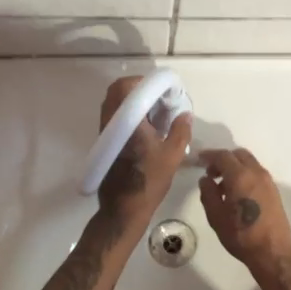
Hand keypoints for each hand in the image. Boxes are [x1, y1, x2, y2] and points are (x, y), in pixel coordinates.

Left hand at [97, 76, 193, 221]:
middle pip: (118, 92)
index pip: (126, 86)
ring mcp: (105, 132)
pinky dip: (129, 116)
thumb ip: (181, 130)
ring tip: (155, 114)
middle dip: (139, 91)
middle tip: (158, 99)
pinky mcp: (105, 143)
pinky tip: (147, 129)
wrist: (124, 207)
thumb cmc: (149, 180)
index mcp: (126, 120)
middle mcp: (111, 122)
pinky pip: (115, 119)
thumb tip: (184, 114)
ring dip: (134, 103)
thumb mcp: (173, 154)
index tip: (161, 89)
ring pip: (115, 105)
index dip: (144, 82)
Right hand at [199, 148, 290, 272]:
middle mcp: (257, 173)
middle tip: (211, 173)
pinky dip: (245, 175)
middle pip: (239, 155)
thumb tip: (206, 179)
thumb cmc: (240, 235)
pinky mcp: (274, 191)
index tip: (199, 161)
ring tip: (222, 186)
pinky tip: (237, 193)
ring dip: (235, 167)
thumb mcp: (216, 216)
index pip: (223, 156)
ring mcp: (268, 181)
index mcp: (240, 177)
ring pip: (249, 163)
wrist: (271, 251)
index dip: (209, 156)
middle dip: (223, 159)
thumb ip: (208, 193)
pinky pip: (257, 173)